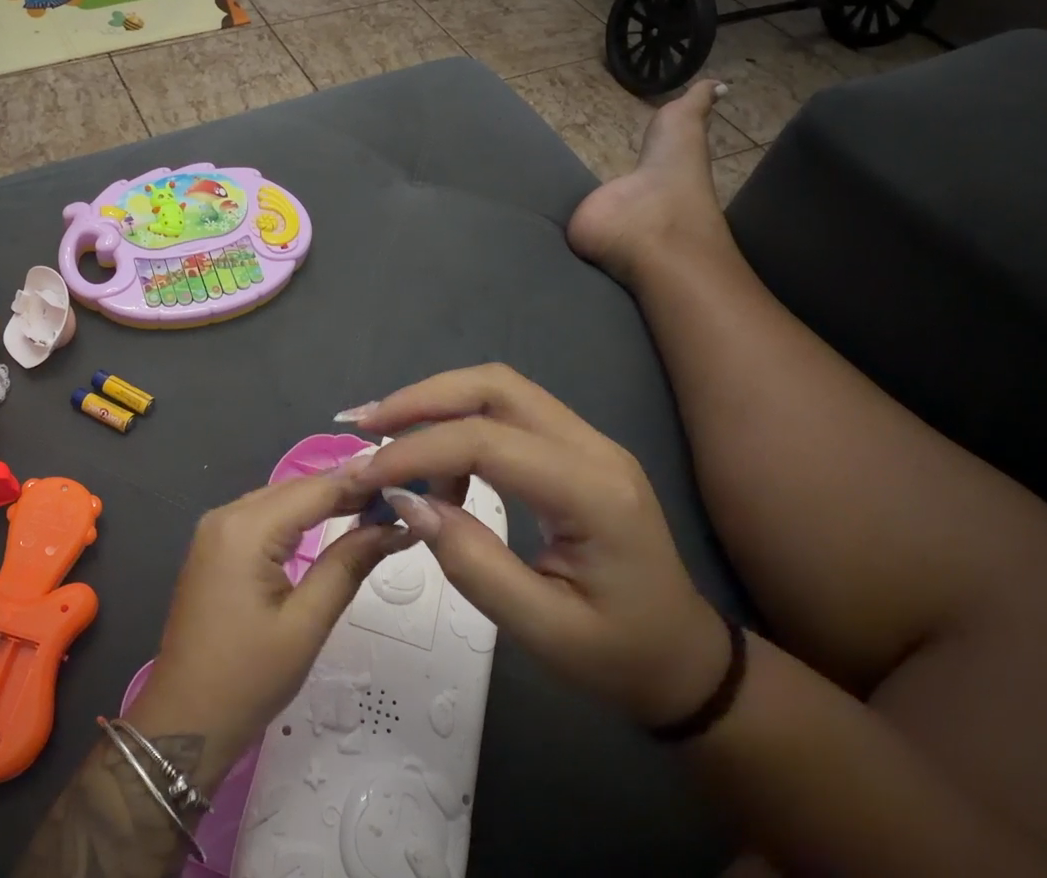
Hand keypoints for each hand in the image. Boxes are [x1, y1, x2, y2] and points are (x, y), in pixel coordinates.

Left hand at [125, 470, 413, 787]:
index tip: (408, 478)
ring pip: (279, 500)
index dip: (362, 482)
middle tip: (400, 495)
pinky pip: (263, 519)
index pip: (314, 489)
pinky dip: (299, 517)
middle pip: (295, 489)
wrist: (185, 720)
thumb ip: (348, 565)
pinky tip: (332, 522)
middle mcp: (224, 517)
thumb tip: (393, 528)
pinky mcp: (215, 550)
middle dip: (346, 488)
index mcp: (244, 530)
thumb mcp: (306, 623)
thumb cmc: (247, 678)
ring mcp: (214, 532)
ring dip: (324, 500)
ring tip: (377, 506)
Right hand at [342, 364, 730, 726]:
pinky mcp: (576, 454)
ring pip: (500, 392)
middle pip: (496, 387)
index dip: (417, 452)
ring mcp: (589, 445)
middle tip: (365, 425)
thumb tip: (406, 503)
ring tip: (387, 446)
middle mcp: (594, 450)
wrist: (683, 659)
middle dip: (422, 398)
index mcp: (592, 494)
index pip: (488, 442)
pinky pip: (509, 418)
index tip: (364, 476)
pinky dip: (459, 429)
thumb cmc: (617, 654)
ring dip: (437, 406)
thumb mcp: (540, 628)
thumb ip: (471, 562)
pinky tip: (436, 474)